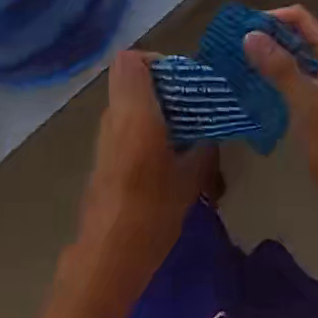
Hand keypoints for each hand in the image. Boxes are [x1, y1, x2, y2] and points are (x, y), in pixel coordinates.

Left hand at [77, 51, 208, 267]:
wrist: (107, 257)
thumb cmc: (151, 210)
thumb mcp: (191, 177)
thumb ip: (204, 147)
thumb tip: (213, 134)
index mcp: (134, 111)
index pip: (130, 60)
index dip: (157, 61)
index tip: (184, 81)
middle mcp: (114, 117)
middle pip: (131, 80)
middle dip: (164, 87)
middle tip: (193, 106)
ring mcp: (104, 138)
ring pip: (129, 105)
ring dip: (156, 109)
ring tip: (187, 133)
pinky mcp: (104, 159)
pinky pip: (126, 127)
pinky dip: (147, 129)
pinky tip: (171, 157)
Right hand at [245, 6, 317, 215]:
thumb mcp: (305, 103)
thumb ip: (279, 67)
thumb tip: (250, 35)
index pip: (302, 19)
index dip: (273, 17)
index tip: (244, 27)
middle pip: (299, 35)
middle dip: (269, 35)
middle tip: (235, 43)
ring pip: (296, 56)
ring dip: (271, 54)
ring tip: (240, 59)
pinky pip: (296, 76)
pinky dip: (277, 74)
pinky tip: (255, 82)